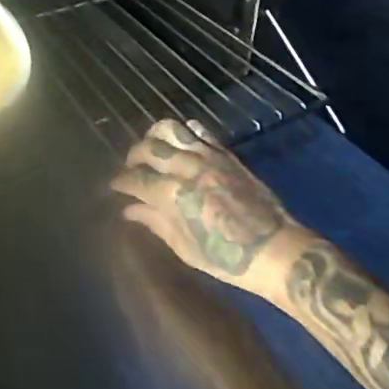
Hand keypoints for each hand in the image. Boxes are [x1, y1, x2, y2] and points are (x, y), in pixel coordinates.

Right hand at [109, 119, 307, 302]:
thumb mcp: (185, 248)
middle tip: (130, 168)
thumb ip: (155, 223)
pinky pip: (199, 130)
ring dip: (154, 136)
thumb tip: (129, 209)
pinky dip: (184, 130)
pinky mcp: (224, 152)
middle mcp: (187, 168)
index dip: (119, 182)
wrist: (276, 250)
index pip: (135, 179)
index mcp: (174, 195)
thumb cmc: (228, 259)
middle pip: (148, 148)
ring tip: (151, 148)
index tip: (112, 186)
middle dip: (132, 156)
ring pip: (170, 128)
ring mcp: (207, 156)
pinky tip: (180, 142)